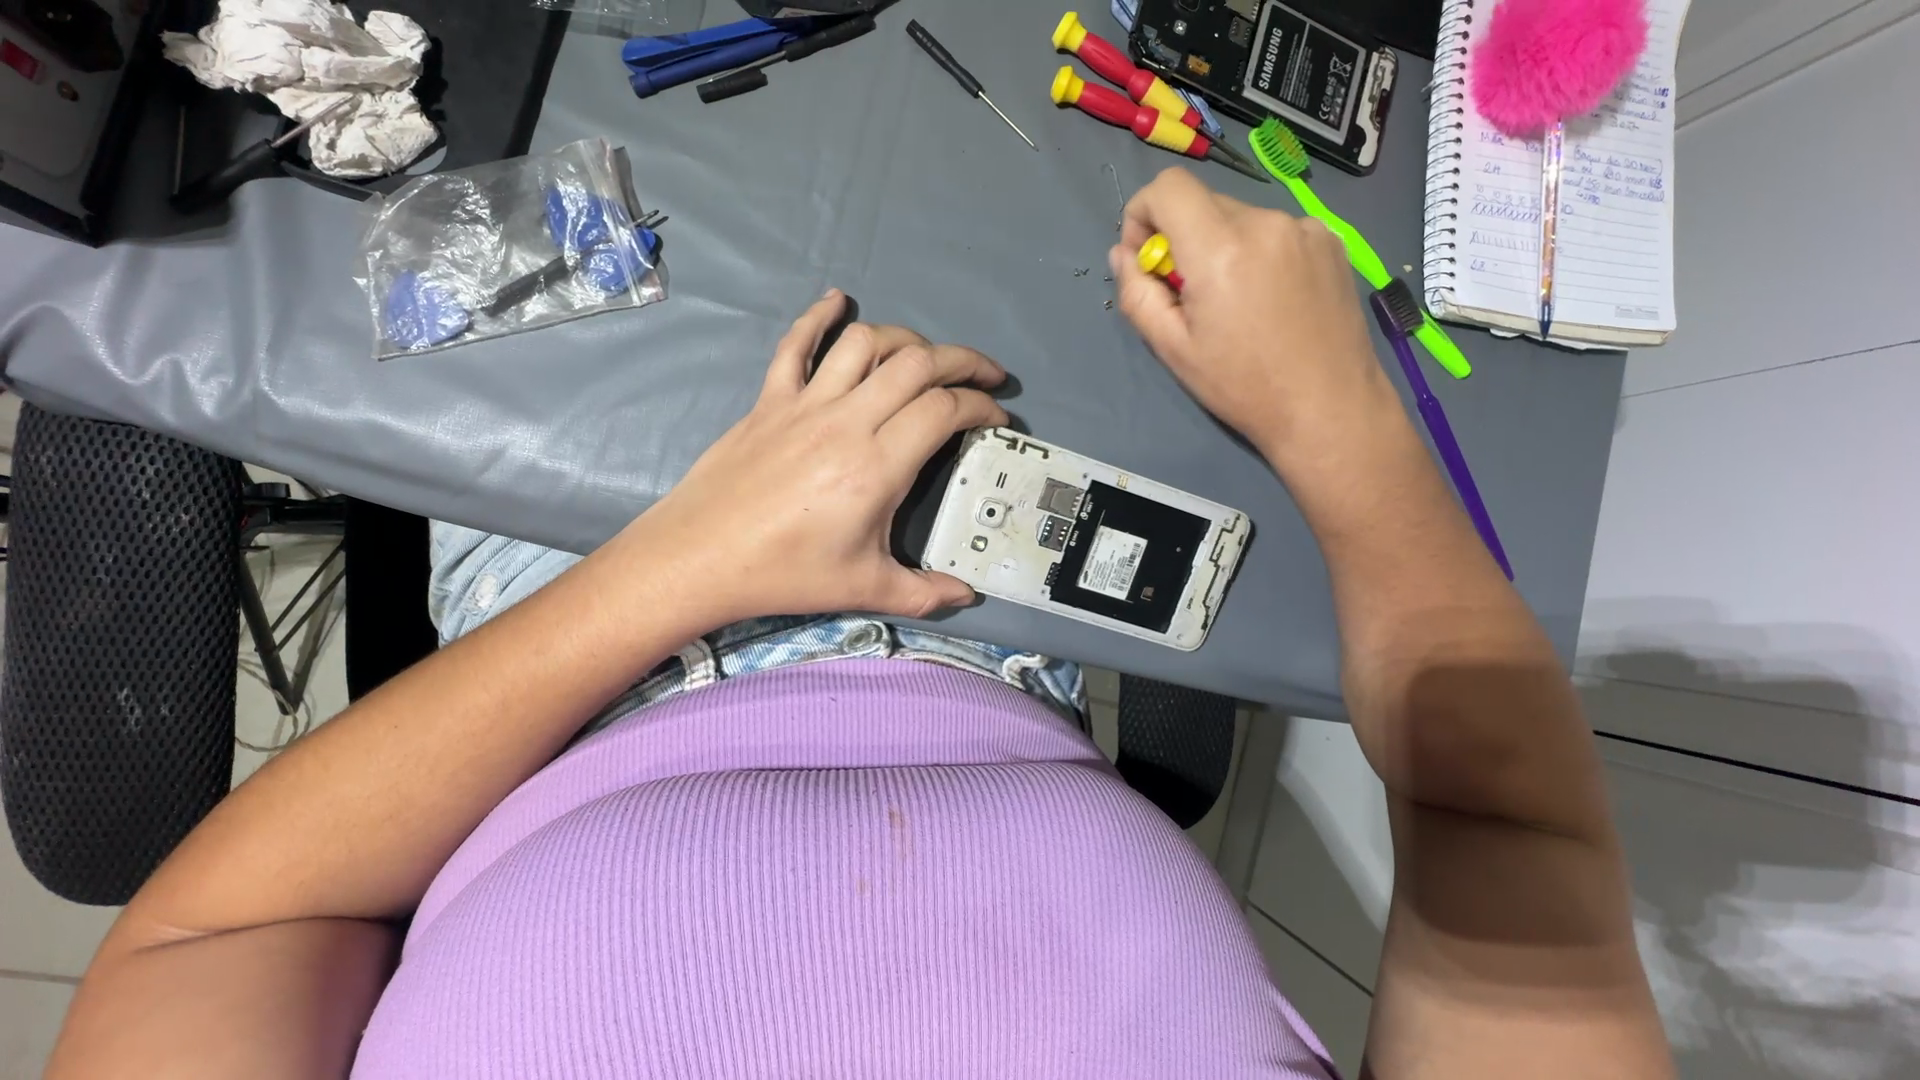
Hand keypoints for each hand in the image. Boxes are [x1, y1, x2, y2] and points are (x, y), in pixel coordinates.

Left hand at [627, 290, 1008, 626]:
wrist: (699, 558)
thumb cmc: (785, 574)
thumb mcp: (864, 588)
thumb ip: (924, 592)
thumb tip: (966, 597)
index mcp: (878, 466)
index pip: (944, 410)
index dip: (981, 407)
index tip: (996, 419)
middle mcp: (847, 421)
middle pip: (917, 363)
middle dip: (962, 361)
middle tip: (986, 376)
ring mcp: (805, 404)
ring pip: (866, 344)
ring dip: (907, 339)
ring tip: (927, 355)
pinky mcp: (769, 400)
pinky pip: (795, 344)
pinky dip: (818, 316)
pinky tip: (838, 300)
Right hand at [1108, 168, 1401, 478]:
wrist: (1329, 408)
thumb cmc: (1243, 386)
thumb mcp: (1173, 349)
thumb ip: (1138, 294)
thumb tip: (1123, 254)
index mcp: (1220, 249)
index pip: (1168, 187)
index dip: (1143, 212)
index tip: (1147, 256)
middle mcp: (1264, 222)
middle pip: (1203, 203)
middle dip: (1183, 238)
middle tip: (1191, 295)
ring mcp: (1304, 227)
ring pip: (1240, 218)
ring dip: (1223, 247)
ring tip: (1238, 303)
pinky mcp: (1330, 240)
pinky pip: (1276, 231)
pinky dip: (1260, 253)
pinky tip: (1272, 300)